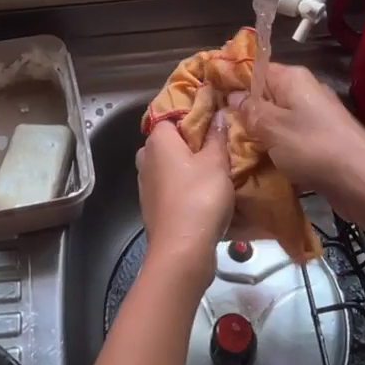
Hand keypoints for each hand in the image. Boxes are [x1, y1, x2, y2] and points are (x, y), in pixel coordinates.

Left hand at [137, 114, 232, 290]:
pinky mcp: (151, 205)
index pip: (172, 114)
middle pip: (170, 140)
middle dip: (192, 142)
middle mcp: (146, 157)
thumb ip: (217, 136)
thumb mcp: (216, 163)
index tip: (214, 119)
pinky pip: (169, 185)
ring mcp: (145, 183)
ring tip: (215, 170)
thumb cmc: (199, 198)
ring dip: (188, 166)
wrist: (181, 250)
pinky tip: (203, 193)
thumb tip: (217, 114)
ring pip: (169, 164)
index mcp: (158, 140)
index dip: (193, 115)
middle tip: (218, 146)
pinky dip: (183, 185)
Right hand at [234, 64, 364, 215]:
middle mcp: (306, 91)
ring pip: (278, 120)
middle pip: (266, 95)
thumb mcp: (272, 128)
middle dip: (245, 112)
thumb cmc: (313, 149)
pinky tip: (264, 165)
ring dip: (261, 135)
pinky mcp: (323, 140)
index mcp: (293, 78)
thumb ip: (249, 110)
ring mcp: (317, 116)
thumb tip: (233, 95)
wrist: (364, 184)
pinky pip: (292, 138)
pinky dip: (279, 149)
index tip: (211, 99)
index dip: (233, 82)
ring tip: (237, 150)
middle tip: (220, 129)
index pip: (255, 69)